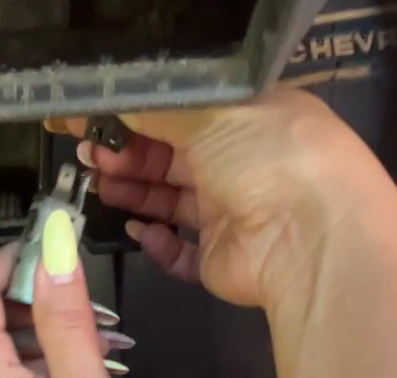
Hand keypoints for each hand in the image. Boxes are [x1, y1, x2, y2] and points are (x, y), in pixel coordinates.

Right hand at [51, 87, 390, 311]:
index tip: (89, 118)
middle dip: (127, 153)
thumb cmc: (266, 155)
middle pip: (170, 156)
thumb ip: (155, 107)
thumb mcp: (210, 111)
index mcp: (248, 114)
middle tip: (88, 154)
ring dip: (134, 192)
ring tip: (100, 185)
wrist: (307, 236)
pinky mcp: (220, 257)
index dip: (135, 113)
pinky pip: (179, 250)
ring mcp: (231, 211)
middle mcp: (241, 160)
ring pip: (169, 200)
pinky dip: (156, 241)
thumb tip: (111, 100)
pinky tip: (139, 229)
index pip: (182, 109)